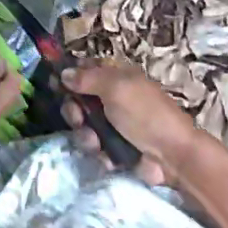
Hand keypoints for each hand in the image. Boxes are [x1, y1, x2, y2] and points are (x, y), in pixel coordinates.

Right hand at [61, 58, 208, 187]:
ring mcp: (114, 124)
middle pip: (78, 99)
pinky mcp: (116, 148)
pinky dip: (100, 153)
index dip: (68, 75)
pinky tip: (110, 157)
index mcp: (116, 77)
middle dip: (74, 111)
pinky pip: (96, 147)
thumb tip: (64, 73)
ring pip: (84, 126)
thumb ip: (87, 78)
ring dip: (86, 135)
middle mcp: (113, 98)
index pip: (84, 69)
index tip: (54, 84)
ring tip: (96, 144)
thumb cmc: (145, 113)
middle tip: (78, 119)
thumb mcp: (116, 88)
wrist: (173, 155)